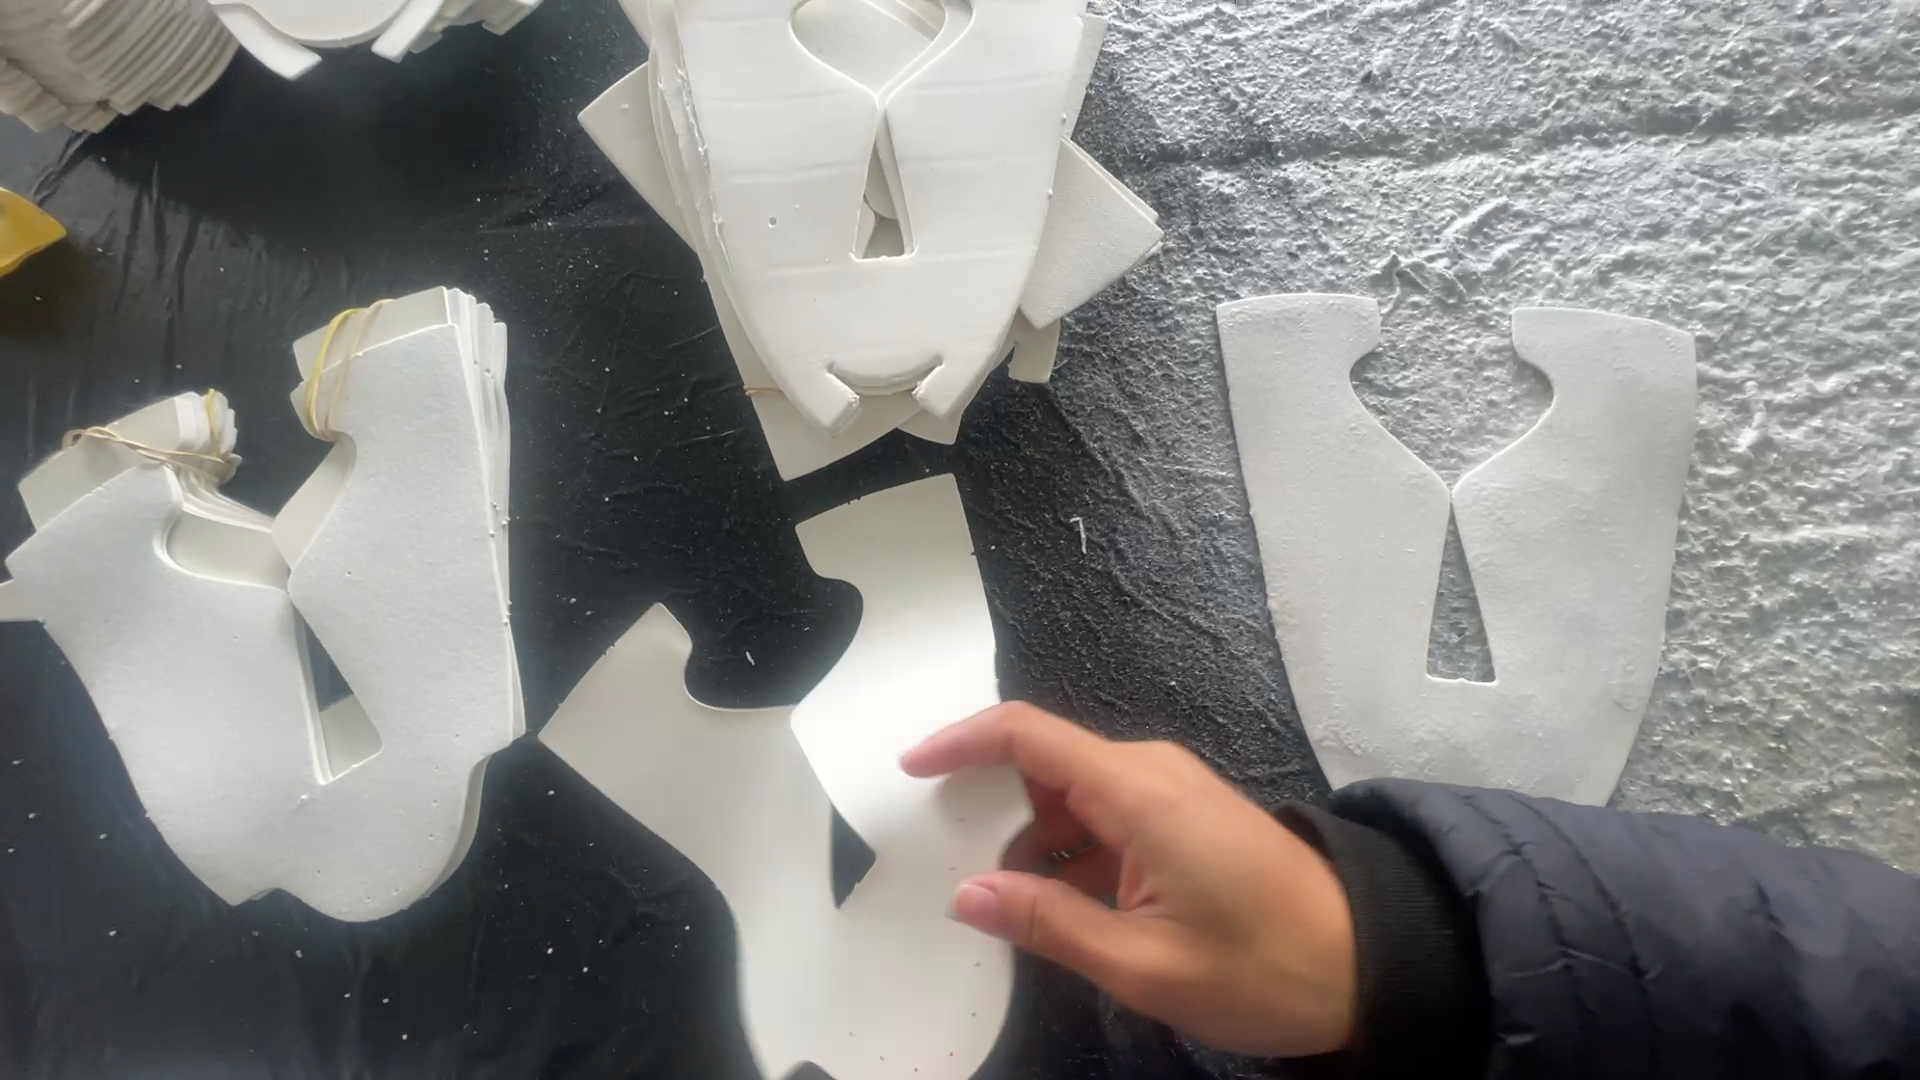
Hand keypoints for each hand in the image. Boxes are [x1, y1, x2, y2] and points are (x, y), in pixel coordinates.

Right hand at [901, 702, 1357, 1057]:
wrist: (1370, 963)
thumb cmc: (1261, 965)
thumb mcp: (1144, 963)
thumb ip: (1047, 922)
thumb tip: (965, 897)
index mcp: (1133, 789)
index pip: (1027, 734)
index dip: (962, 741)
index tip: (914, 765)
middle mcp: (1144, 769)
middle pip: (1044, 760)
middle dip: (990, 799)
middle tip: (950, 850)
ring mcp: (1164, 787)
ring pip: (1071, 791)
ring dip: (1032, 835)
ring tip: (1004, 894)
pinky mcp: (1177, 810)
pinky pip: (1103, 812)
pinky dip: (1068, 847)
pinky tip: (1059, 898)